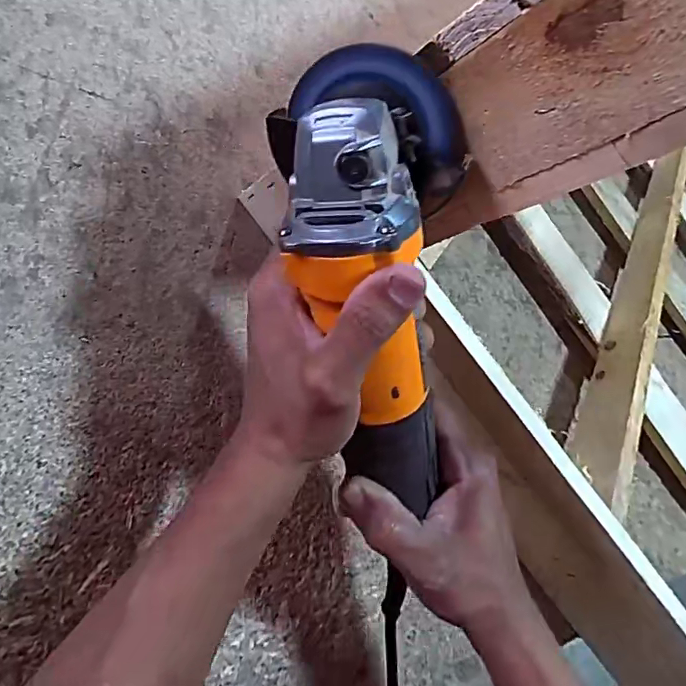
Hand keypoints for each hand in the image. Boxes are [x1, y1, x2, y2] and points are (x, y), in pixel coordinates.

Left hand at [234, 254, 425, 469]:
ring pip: (347, 282)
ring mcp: (296, 307)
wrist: (277, 454)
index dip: (359, 234)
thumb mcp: (334, 372)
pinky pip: (347, 306)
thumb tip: (406, 275)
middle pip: (338, 255)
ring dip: (380, 301)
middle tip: (408, 306)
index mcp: (277, 285)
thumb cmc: (297, 417)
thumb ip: (366, 323)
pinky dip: (372, 318)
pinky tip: (393, 343)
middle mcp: (283, 288)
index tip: (397, 253)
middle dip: (378, 276)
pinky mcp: (310, 326)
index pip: (317, 232)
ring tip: (406, 329)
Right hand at [339, 399, 531, 632]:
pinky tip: (373, 480)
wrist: (497, 622)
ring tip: (355, 449)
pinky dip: (397, 467)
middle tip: (351, 424)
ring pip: (419, 444)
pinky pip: (420, 463)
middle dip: (387, 421)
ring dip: (390, 447)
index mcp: (468, 462)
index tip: (366, 390)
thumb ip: (383, 520)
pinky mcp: (452, 492)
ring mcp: (461, 476)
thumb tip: (347, 486)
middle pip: (421, 422)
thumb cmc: (471, 586)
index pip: (431, 407)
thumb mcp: (420, 554)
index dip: (398, 395)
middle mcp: (467, 460)